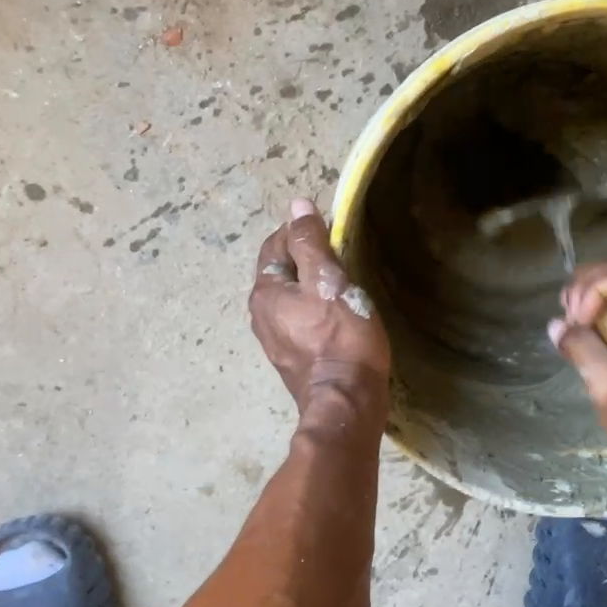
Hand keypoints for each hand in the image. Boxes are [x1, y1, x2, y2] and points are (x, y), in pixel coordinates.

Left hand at [250, 199, 391, 420]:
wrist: (346, 402)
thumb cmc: (341, 337)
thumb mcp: (329, 281)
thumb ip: (310, 242)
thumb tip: (297, 205)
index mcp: (265, 292)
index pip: (275, 246)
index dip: (300, 231)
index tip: (331, 231)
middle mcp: (260, 315)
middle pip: (280, 273)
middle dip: (305, 260)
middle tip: (339, 257)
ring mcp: (274, 341)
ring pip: (289, 300)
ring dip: (310, 287)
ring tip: (340, 285)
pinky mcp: (292, 361)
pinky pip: (299, 323)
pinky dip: (314, 311)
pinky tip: (336, 316)